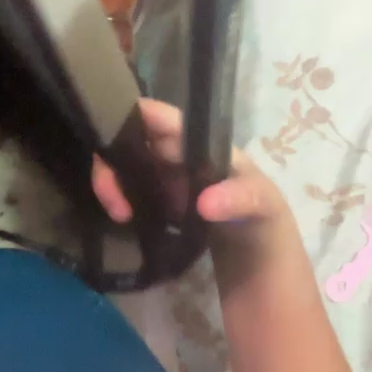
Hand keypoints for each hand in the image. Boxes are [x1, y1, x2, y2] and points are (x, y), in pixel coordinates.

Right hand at [92, 98, 291, 226]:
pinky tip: (122, 218)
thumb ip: (240, 198)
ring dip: (110, 186)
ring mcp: (158, 176)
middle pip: (126, 140)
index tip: (109, 141)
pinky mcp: (150, 200)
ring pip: (118, 166)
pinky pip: (123, 191)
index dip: (128, 118)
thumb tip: (203, 203)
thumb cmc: (262, 215)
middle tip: (115, 204)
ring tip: (120, 215)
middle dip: (110, 165)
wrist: (256, 255)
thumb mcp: (263, 204)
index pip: (155, 116)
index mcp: (194, 140)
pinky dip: (115, 200)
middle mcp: (171, 151)